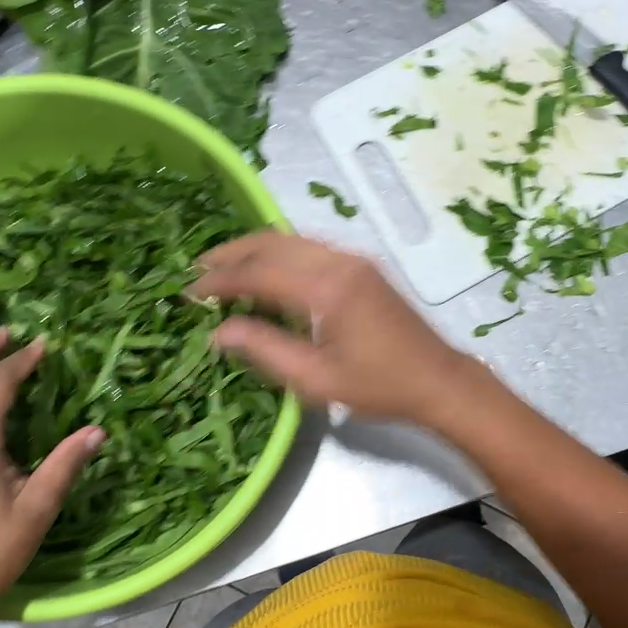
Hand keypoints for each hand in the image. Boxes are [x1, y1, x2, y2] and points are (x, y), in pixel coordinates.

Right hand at [192, 232, 484, 424]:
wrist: (439, 380)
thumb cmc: (380, 387)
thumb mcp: (316, 380)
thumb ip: (265, 350)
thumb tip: (219, 332)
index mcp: (327, 289)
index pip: (258, 271)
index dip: (218, 281)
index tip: (189, 294)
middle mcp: (340, 261)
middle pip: (272, 242)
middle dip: (231, 254)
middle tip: (197, 271)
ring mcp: (355, 259)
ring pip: (291, 239)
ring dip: (254, 251)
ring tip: (223, 270)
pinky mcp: (363, 266)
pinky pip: (310, 247)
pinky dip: (279, 255)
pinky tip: (265, 276)